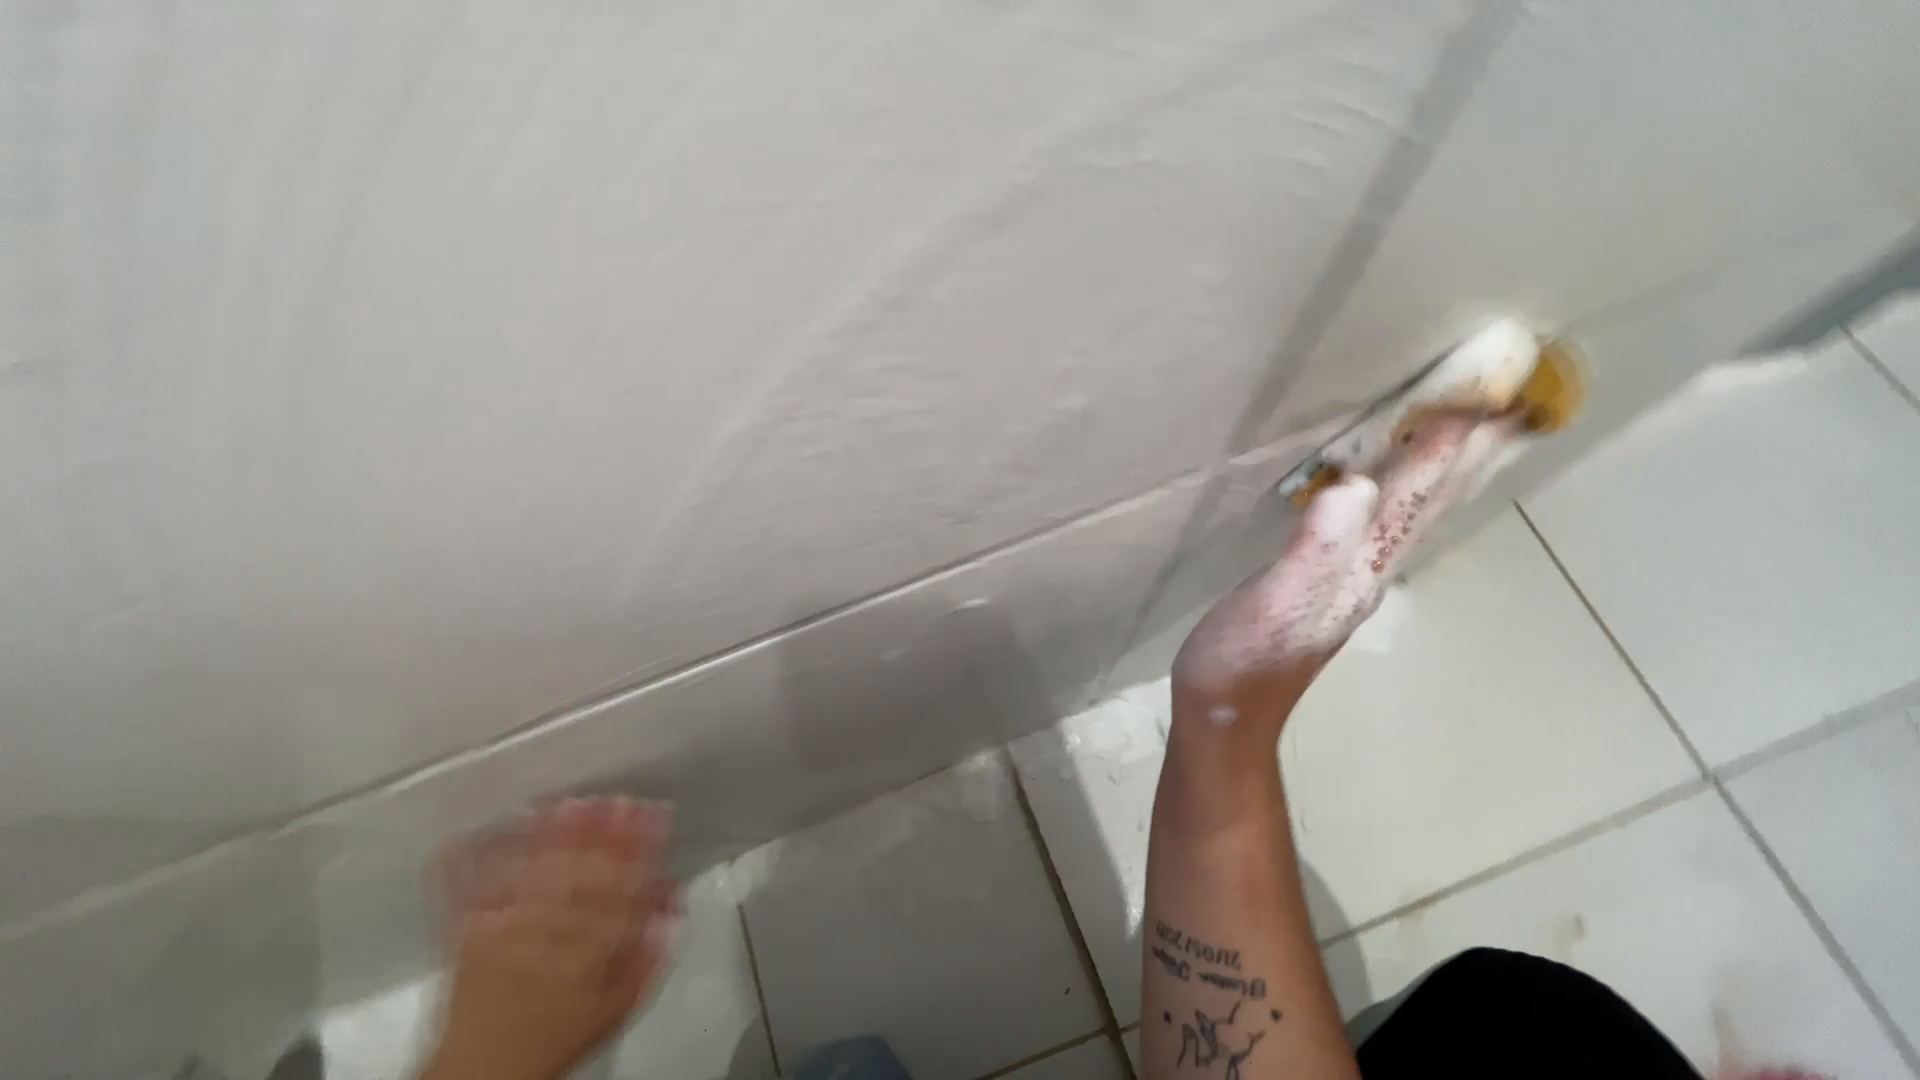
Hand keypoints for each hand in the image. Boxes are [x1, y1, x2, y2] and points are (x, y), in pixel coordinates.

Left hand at [423, 798, 678, 1079]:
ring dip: (550, 837)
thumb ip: (648, 955)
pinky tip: (485, 828)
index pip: (624, 888)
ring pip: (532, 876)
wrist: (483, 1073)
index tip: (657, 812)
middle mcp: (548, 936)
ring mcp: (504, 931)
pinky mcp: (466, 934)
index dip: (643, 847)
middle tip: (617, 797)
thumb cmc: (559, 1033)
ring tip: (568, 802)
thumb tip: (673, 903)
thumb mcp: (619, 1004)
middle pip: (579, 875)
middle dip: (600, 833)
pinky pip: (470, 893)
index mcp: (589, 952)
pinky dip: (477, 860)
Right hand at [1172, 413, 1512, 734]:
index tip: (1486, 391)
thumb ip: (1311, 551)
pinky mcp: (1327, 587)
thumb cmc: (1240, 661)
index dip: (1448, 444)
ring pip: (1415, 517)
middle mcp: (1368, 569)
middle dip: (1473, 456)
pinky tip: (1392, 493)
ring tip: (1477, 441)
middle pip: (1434, 505)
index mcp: (1359, 566)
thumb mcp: (1270, 604)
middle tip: (1515, 408)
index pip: (1414, 495)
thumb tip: (1354, 488)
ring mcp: (1351, 581)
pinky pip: (1383, 528)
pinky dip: (1405, 498)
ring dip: (1450, 475)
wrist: (1224, 713)